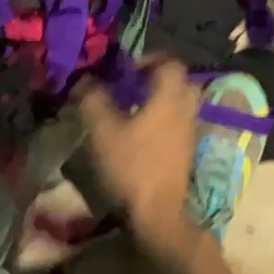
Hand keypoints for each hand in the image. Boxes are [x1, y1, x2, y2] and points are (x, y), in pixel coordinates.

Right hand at [77, 60, 199, 248]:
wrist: (158, 214)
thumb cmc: (132, 166)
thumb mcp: (103, 130)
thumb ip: (93, 99)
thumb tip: (83, 79)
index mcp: (169, 98)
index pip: (171, 62)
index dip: (150, 59)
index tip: (128, 69)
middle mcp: (185, 110)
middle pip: (182, 80)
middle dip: (159, 76)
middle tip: (135, 84)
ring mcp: (189, 132)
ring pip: (182, 102)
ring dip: (162, 98)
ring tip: (135, 107)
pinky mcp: (186, 152)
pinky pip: (180, 122)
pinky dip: (165, 118)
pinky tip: (141, 131)